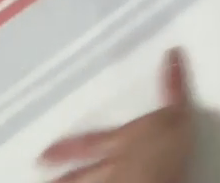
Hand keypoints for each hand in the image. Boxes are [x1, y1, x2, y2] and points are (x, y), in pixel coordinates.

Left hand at [40, 48, 194, 182]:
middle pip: (81, 176)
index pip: (88, 144)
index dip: (65, 151)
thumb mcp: (178, 110)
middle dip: (62, 180)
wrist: (167, 173)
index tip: (41, 157)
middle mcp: (112, 165)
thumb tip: (172, 51)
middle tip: (42, 178)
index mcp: (121, 141)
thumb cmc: (171, 145)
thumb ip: (173, 84)